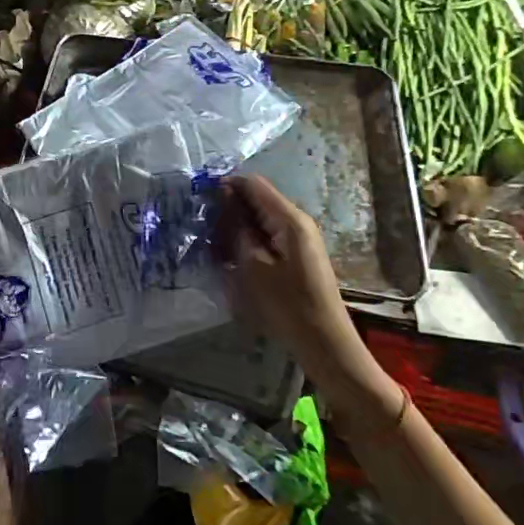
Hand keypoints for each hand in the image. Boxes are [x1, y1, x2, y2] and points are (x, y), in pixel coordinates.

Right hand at [217, 175, 399, 431]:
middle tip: (203, 229)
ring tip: (214, 247)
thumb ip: (238, 228)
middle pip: (257, 200)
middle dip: (229, 209)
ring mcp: (298, 237)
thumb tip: (223, 199)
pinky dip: (249, 241)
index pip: (253, 184)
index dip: (226, 186)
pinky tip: (233, 259)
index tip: (200, 202)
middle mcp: (296, 220)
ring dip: (237, 228)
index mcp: (289, 218)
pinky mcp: (296, 254)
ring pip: (260, 219)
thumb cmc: (287, 303)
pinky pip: (268, 236)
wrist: (323, 340)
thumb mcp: (254, 266)